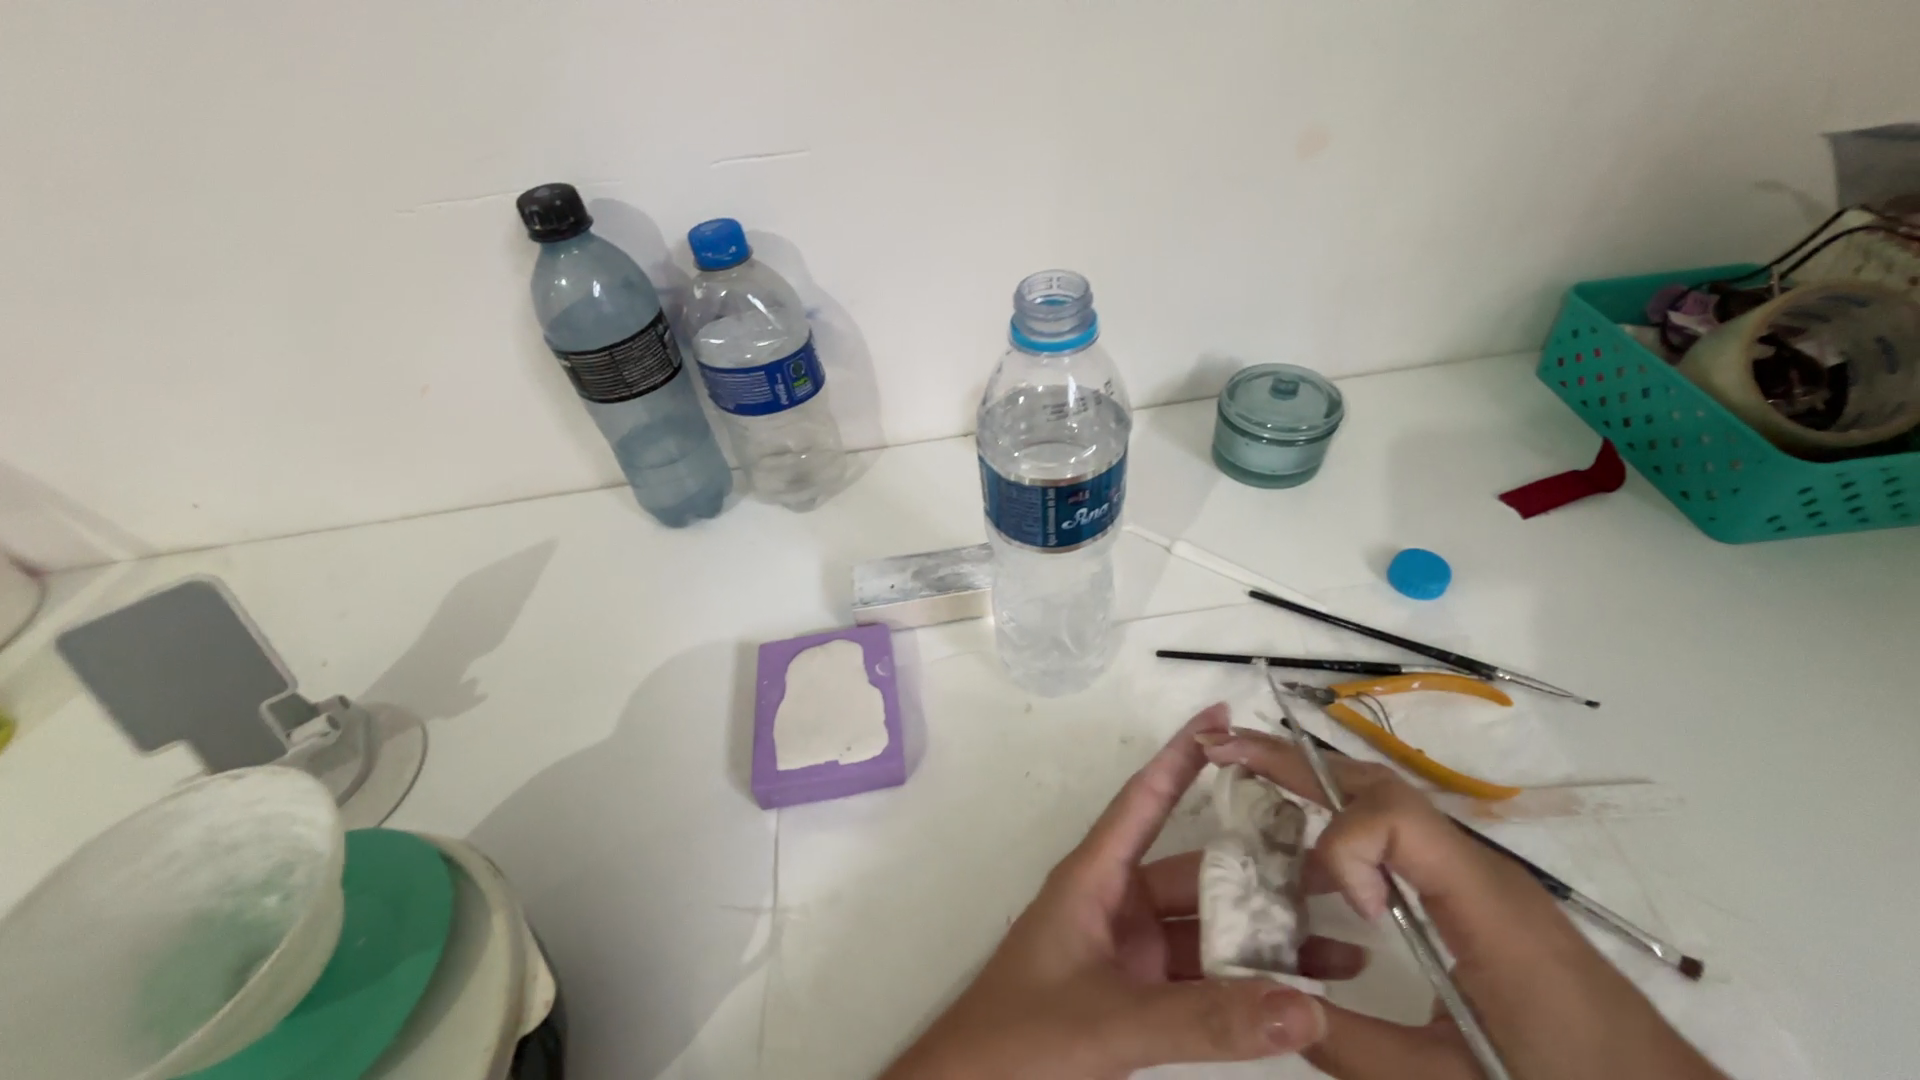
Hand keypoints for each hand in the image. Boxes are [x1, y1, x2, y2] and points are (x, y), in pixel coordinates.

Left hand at [881, 705, 1364, 1078]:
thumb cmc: (1020, 1037)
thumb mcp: (1111, 1021)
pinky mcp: (1137, 992)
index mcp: (1095, 878)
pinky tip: (1295, 993)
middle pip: (1198, 873)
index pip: (1144, 799)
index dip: (1181, 755)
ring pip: (1207, 930)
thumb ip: (1204, 1019)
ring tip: (1343, 947)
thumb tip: (1305, 1006)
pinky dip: (1243, 984)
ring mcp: (1128, 950)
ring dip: (1263, 938)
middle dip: (1262, 873)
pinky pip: (1200, 977)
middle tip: (1338, 872)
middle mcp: (1116, 904)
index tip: (1221, 716)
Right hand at [1199, 727, 1728, 1079]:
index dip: (1346, 846)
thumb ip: (1353, 1047)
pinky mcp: (1479, 900)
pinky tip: (1316, 870)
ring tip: (1252, 785)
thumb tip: (1266, 1002)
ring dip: (1316, 790)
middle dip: (1296, 761)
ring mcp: (1481, 881)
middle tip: (1225, 750)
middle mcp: (1481, 872)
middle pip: (1380, 786)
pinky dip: (1347, 836)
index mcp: (1484, 906)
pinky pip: (1403, 844)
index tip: (1352, 912)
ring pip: (1388, 808)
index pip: (1394, 816)